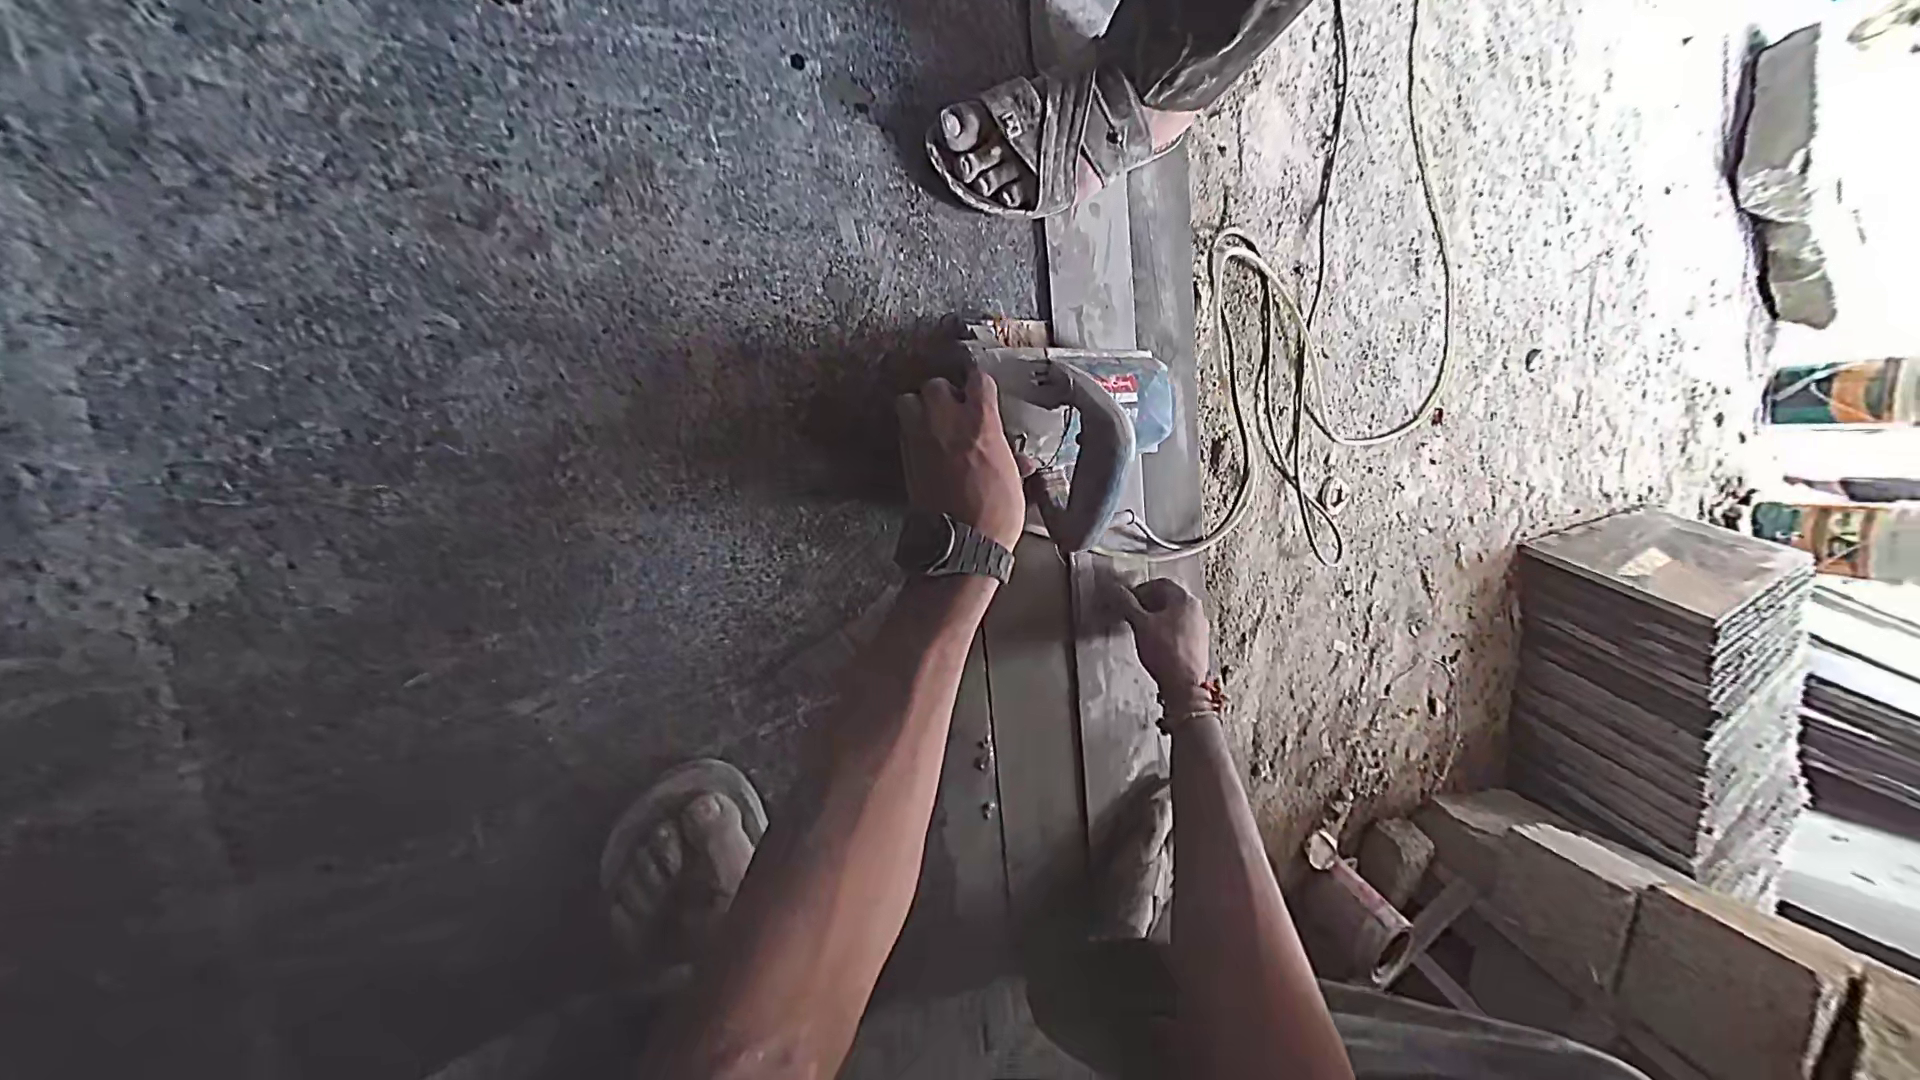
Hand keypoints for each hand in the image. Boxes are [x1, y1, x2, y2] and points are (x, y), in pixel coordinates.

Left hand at [897, 368, 1025, 550]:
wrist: (962, 542)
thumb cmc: (995, 513)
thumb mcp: (1015, 482)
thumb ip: (1013, 461)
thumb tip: (1020, 462)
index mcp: (981, 422)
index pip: (978, 379)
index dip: (979, 386)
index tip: (980, 394)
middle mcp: (947, 421)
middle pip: (936, 385)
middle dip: (944, 395)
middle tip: (953, 412)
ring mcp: (921, 437)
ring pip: (909, 400)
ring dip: (918, 408)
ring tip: (931, 424)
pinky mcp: (905, 457)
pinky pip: (903, 430)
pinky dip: (911, 433)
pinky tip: (924, 447)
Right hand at [1115, 578, 1209, 701]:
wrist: (1184, 685)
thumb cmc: (1164, 652)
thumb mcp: (1140, 624)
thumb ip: (1127, 603)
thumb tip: (1115, 588)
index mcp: (1185, 600)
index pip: (1160, 584)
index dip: (1141, 590)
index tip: (1128, 600)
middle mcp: (1196, 609)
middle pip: (1169, 597)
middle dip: (1148, 603)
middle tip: (1133, 612)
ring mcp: (1200, 626)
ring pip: (1175, 613)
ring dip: (1157, 616)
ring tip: (1142, 628)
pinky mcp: (1199, 642)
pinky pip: (1180, 627)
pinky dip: (1167, 628)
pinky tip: (1156, 641)